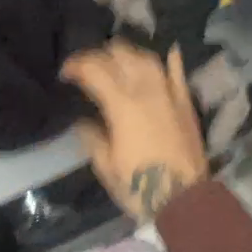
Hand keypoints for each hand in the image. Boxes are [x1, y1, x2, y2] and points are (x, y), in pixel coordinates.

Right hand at [62, 41, 209, 221]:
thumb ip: (92, 138)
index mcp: (121, 105)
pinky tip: (169, 52)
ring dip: (129, 54)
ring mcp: (169, 95)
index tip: (64, 74)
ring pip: (148, 59)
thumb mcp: (105, 166)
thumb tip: (84, 122)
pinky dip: (171, 61)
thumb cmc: (139, 187)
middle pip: (120, 57)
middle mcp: (146, 91)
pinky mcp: (186, 104)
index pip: (94, 71)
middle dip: (99, 56)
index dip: (76, 66)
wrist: (184, 200)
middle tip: (87, 67)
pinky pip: (178, 74)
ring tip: (117, 58)